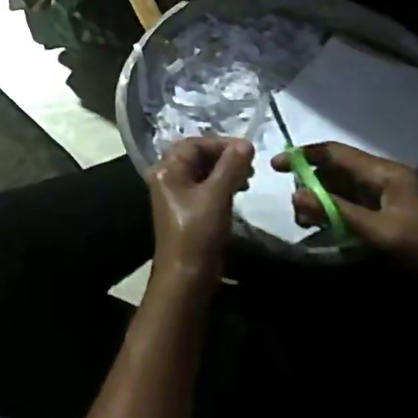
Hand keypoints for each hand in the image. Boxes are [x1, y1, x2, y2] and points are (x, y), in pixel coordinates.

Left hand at [148, 137, 254, 277]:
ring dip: (225, 170)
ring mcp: (176, 194)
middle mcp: (168, 177)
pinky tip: (238, 191)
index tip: (247, 150)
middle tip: (249, 165)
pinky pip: (204, 187)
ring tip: (247, 178)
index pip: (194, 143)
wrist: (186, 274)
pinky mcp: (187, 209)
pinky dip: (221, 184)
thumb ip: (231, 166)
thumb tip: (246, 143)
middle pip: (197, 155)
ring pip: (202, 171)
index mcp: (167, 169)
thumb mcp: (216, 195)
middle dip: (224, 156)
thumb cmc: (197, 231)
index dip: (220, 143)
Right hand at [275, 143, 417, 292]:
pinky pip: (352, 203)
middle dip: (309, 184)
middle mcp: (384, 176)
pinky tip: (325, 227)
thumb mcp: (380, 232)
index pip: (334, 153)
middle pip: (335, 169)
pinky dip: (335, 211)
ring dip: (320, 200)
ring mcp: (388, 194)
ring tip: (307, 222)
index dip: (302, 156)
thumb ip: (337, 211)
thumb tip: (296, 195)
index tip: (274, 166)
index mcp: (385, 172)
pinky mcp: (389, 212)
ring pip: (341, 187)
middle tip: (296, 210)